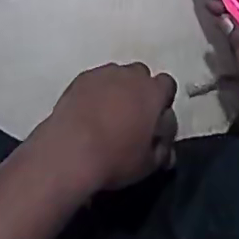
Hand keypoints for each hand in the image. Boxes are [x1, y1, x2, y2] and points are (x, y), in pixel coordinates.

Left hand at [31, 64, 175, 194]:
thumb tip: (166, 149)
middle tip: (131, 117)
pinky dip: (96, 92)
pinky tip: (88, 112)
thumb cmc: (116, 158)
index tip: (154, 120)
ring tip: (107, 115)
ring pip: (118, 75)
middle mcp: (131, 75)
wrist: (71, 150)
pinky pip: (96, 81)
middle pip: (141, 75)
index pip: (167, 85)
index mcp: (153, 92)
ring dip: (117, 90)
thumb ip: (162, 151)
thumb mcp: (147, 165)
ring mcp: (105, 73)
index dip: (161, 101)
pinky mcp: (82, 78)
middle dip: (139, 91)